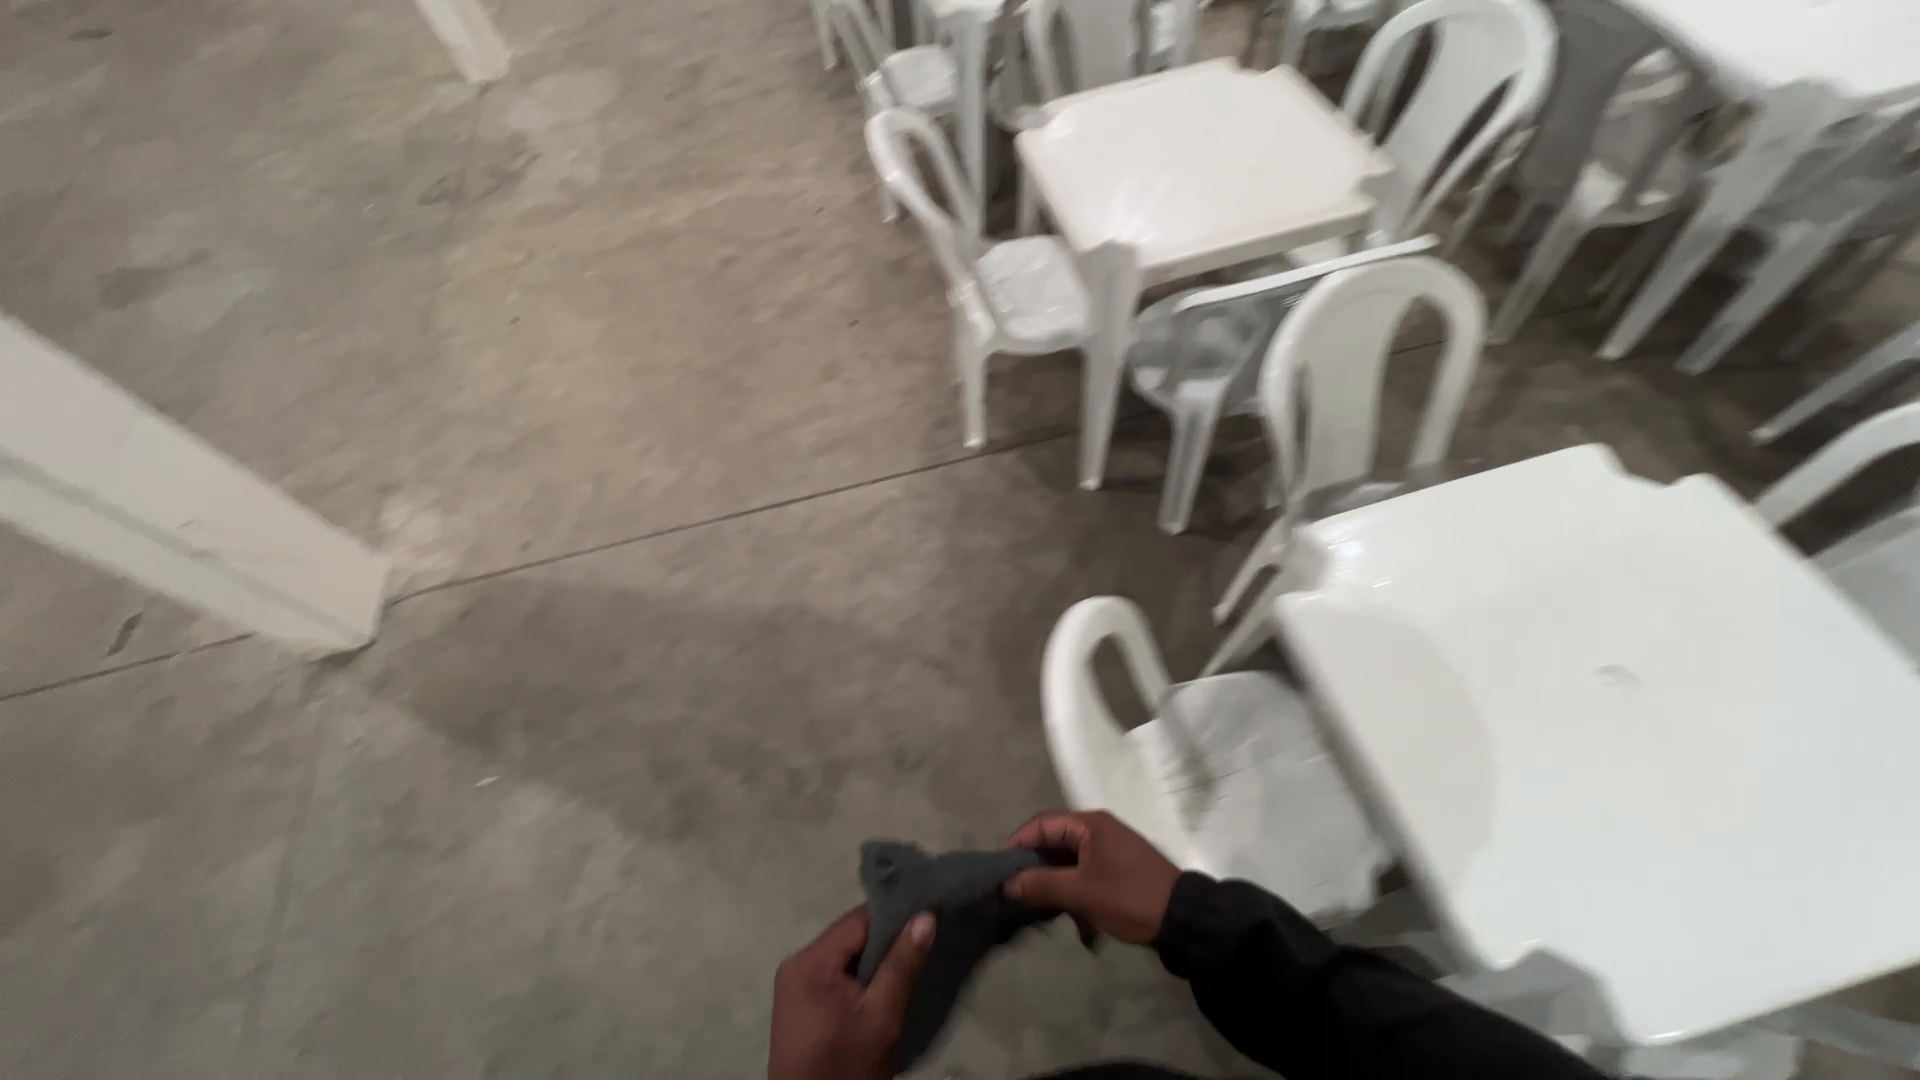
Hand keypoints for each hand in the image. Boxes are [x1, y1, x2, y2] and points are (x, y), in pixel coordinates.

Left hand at [768, 906, 933, 1079]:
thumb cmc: (847, 1068)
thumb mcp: (881, 1017)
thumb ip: (902, 964)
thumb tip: (926, 916)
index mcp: (810, 961)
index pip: (860, 921)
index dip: (894, 919)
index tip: (926, 922)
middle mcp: (797, 963)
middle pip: (851, 937)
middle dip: (885, 944)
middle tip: (921, 950)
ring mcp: (795, 983)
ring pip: (846, 955)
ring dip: (874, 963)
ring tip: (905, 968)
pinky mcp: (800, 1002)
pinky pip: (836, 974)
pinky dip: (860, 978)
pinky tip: (882, 989)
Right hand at [1003, 810, 1180, 945]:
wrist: (1181, 919)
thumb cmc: (1128, 897)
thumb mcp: (1081, 892)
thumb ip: (1042, 885)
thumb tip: (1007, 884)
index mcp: (1088, 823)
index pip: (1040, 824)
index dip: (1017, 844)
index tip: (1000, 871)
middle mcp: (1096, 828)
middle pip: (1052, 839)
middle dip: (1032, 864)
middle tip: (1014, 890)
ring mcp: (1107, 848)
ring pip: (1065, 858)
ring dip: (1050, 879)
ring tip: (1033, 903)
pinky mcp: (1114, 868)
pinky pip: (1081, 870)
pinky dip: (1068, 886)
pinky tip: (1061, 909)